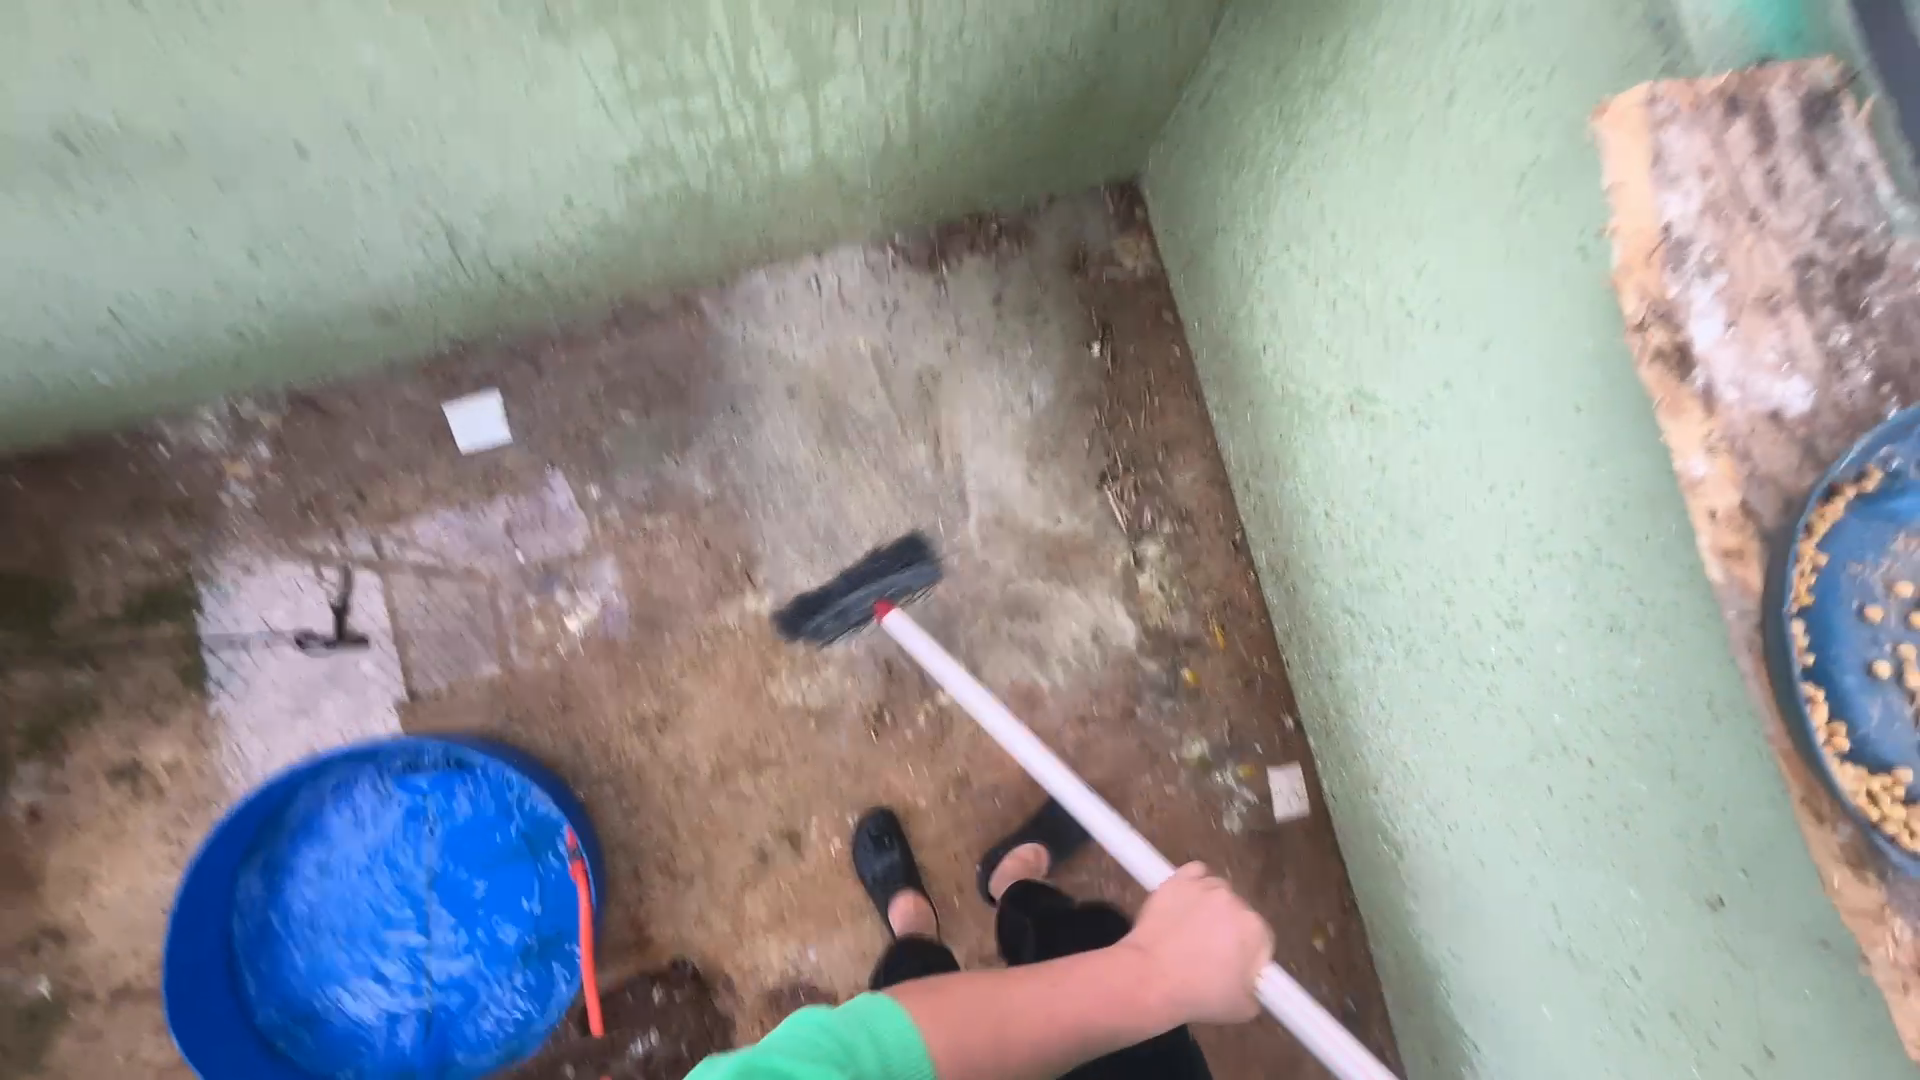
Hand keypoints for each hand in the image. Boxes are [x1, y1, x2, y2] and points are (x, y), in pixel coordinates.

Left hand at [1118, 862, 1272, 1025]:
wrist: (1151, 976)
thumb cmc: (1199, 994)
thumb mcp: (1244, 1007)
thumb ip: (1255, 988)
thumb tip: (1248, 978)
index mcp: (1255, 928)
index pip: (1262, 938)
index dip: (1248, 955)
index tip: (1233, 967)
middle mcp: (1234, 900)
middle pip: (1239, 913)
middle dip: (1229, 930)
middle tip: (1211, 952)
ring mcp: (1204, 885)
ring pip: (1218, 891)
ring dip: (1212, 906)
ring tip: (1193, 928)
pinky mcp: (1178, 878)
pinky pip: (1195, 872)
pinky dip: (1194, 883)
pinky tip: (1186, 900)